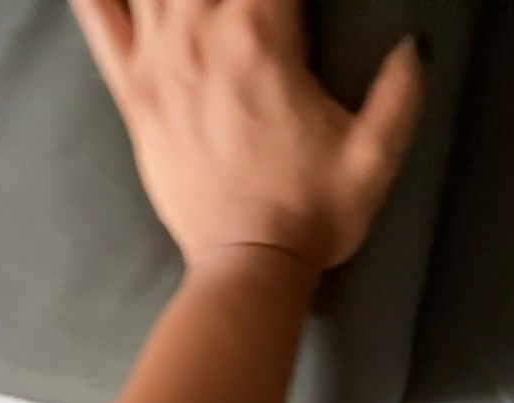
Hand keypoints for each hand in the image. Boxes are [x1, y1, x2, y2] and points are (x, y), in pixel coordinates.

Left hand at [70, 0, 424, 272]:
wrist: (251, 265)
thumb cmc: (315, 213)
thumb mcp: (374, 161)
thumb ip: (399, 95)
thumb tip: (416, 43)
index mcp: (261, 39)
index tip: (300, 8)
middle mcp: (199, 33)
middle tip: (260, 11)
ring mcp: (156, 60)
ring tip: (217, 8)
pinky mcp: (132, 92)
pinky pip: (97, 15)